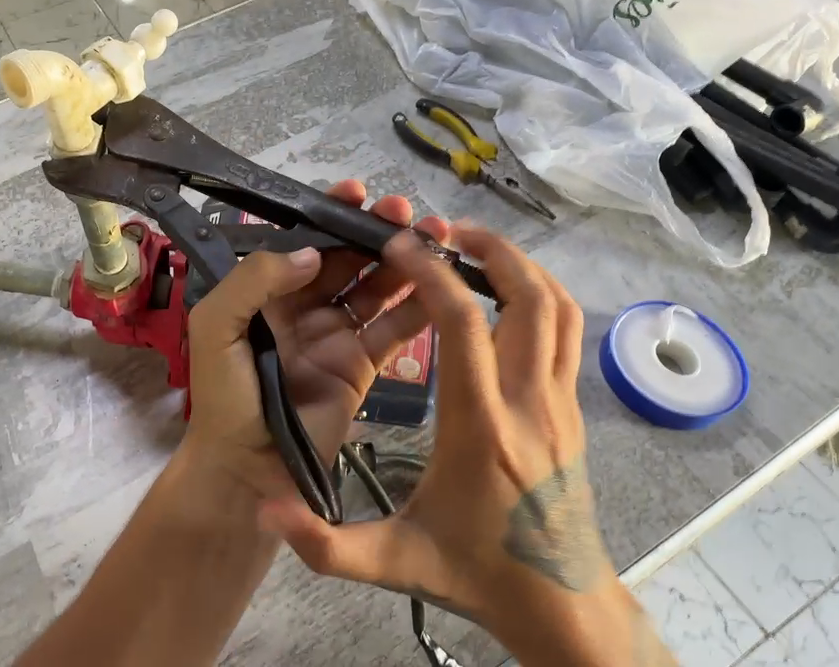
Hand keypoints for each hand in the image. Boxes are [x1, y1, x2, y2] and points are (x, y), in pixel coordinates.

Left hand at [178, 180, 450, 502]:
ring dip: (400, 260)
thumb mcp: (218, 325)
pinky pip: (392, 329)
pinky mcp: (362, 365)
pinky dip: (416, 307)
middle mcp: (302, 305)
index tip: (357, 191)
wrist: (247, 465)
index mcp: (266, 291)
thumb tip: (312, 253)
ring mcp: (335, 334)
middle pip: (344, 257)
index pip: (302, 241)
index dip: (328, 214)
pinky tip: (440, 283)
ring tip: (432, 235)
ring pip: (373, 286)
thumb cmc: (225, 393)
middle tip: (403, 209)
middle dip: (371, 230)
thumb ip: (255, 279)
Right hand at [255, 227, 635, 661]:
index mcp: (480, 427)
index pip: (466, 325)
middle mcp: (529, 402)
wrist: (563, 607)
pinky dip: (539, 295)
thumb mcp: (395, 563)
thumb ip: (325, 543)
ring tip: (474, 249)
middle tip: (444, 230)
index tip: (398, 245)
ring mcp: (560, 402)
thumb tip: (265, 505)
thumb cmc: (476, 572)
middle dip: (490, 249)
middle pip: (529, 297)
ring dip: (521, 266)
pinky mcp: (572, 408)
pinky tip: (503, 294)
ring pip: (558, 308)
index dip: (432, 274)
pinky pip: (566, 331)